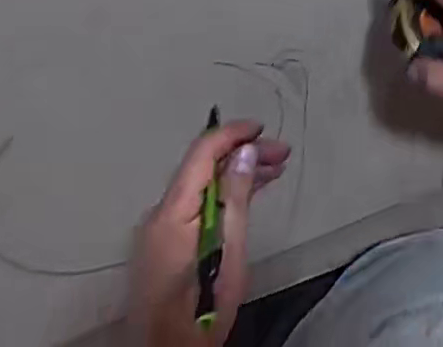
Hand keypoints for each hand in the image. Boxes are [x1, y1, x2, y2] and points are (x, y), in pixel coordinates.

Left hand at [129, 120, 290, 346]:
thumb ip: (236, 200)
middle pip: (203, 167)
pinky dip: (222, 195)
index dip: (233, 134)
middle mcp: (160, 211)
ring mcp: (160, 228)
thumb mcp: (229, 256)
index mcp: (172, 211)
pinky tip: (248, 192)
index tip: (262, 129)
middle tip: (281, 153)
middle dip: (242, 154)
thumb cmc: (202, 312)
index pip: (202, 152)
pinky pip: (196, 204)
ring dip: (236, 174)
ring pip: (201, 185)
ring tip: (274, 168)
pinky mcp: (165, 242)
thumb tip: (245, 152)